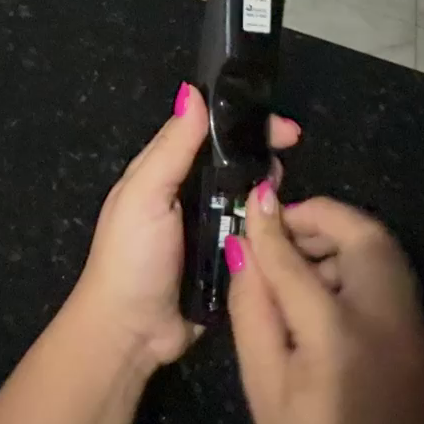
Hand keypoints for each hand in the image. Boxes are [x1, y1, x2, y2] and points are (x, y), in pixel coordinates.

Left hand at [64, 82, 300, 372]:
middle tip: (292, 155)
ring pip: (250, 198)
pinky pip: (256, 236)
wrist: (132, 332)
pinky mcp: (228, 260)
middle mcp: (190, 193)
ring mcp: (211, 228)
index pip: (208, 132)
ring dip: (271, 193)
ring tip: (291, 194)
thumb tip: (191, 91)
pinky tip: (292, 225)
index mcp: (165, 170)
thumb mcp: (145, 194)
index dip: (242, 122)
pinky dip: (273, 228)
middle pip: (235, 163)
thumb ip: (171, 147)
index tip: (280, 124)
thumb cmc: (131, 256)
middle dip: (264, 155)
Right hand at [227, 189, 423, 423]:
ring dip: (339, 236)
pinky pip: (390, 273)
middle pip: (361, 233)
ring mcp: (413, 324)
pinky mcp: (420, 334)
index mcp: (339, 332)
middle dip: (319, 217)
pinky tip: (325, 286)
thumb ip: (252, 308)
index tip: (252, 196)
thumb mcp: (263, 384)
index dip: (269, 224)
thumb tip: (242, 247)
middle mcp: (387, 315)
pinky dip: (357, 259)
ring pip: (382, 248)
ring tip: (297, 259)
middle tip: (280, 231)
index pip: (295, 256)